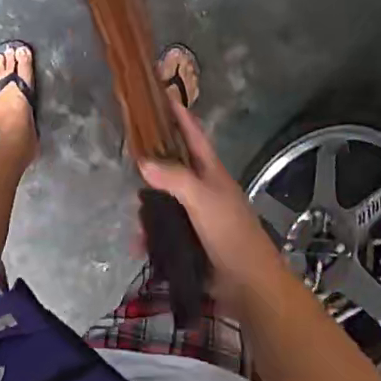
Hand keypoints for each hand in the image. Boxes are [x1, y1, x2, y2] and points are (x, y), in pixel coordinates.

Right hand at [139, 102, 285, 303]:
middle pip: (172, 169)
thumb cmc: (230, 233)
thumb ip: (173, 178)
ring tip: (136, 228)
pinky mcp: (191, 241)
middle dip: (151, 172)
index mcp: (211, 173)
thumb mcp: (201, 199)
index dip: (180, 116)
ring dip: (147, 213)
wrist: (249, 284)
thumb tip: (143, 161)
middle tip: (131, 171)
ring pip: (164, 203)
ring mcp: (198, 216)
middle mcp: (204, 190)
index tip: (163, 96)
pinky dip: (150, 238)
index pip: (193, 136)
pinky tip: (139, 247)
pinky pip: (163, 231)